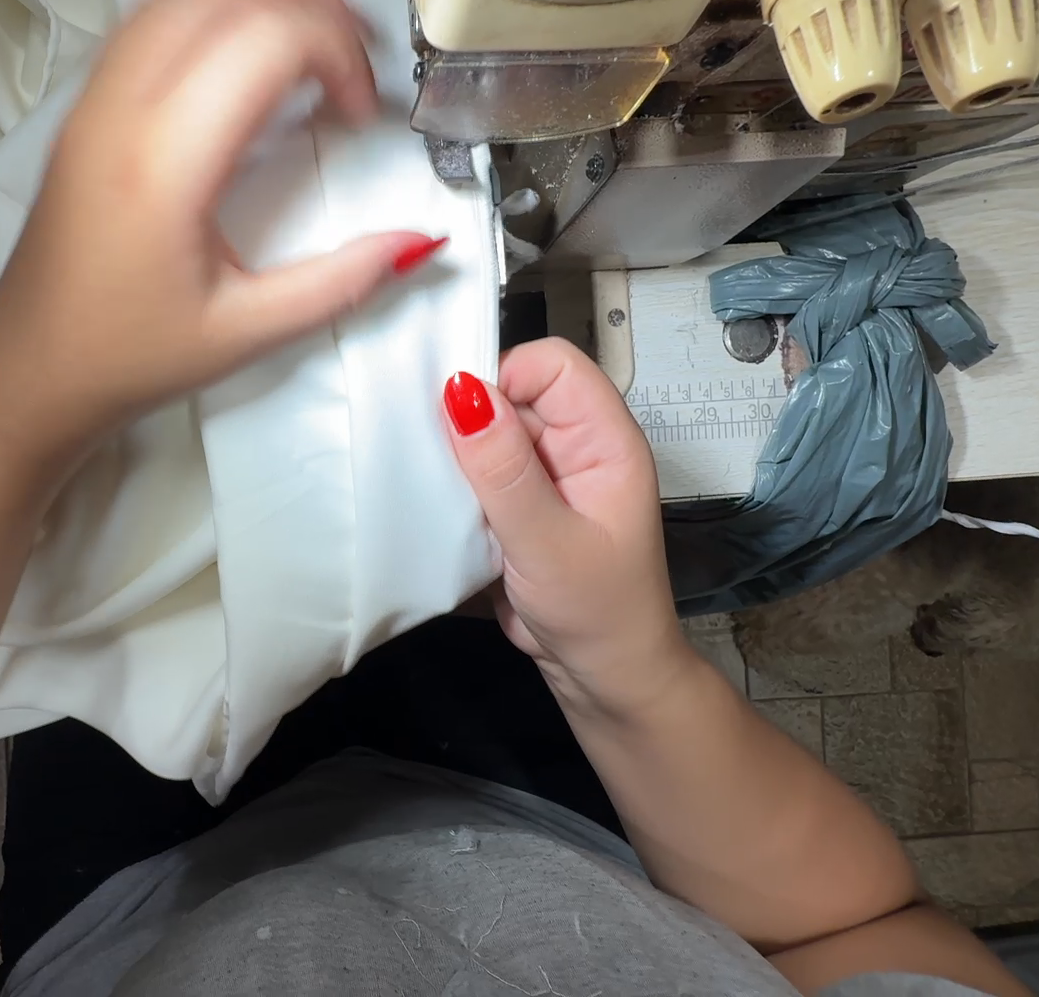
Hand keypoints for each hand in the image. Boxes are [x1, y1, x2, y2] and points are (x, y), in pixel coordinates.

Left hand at [0, 0, 444, 455]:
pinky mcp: (83, 112)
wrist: (33, 372)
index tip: (361, 112)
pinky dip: (213, 11)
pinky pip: (150, 21)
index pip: (265, 40)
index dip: (336, 52)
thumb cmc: (130, 358)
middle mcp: (119, 110)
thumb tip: (418, 243)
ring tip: (315, 42)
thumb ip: (341, 284)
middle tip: (359, 56)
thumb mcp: (246, 332)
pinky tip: (245, 56)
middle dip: (311, 5)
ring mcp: (91, 102)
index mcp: (164, 164)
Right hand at [443, 338, 689, 712]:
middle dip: (470, 415)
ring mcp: (543, 474)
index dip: (504, 376)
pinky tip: (438, 500)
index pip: (553, 366)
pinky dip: (454, 477)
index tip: (459, 419)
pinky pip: (478, 467)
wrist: (600, 673)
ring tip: (434, 482)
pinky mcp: (516, 501)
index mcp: (604, 440)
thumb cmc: (594, 610)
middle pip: (514, 392)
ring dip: (457, 450)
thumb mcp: (546, 541)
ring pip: (489, 429)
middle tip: (434, 455)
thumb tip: (461, 392)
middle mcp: (574, 445)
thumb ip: (503, 469)